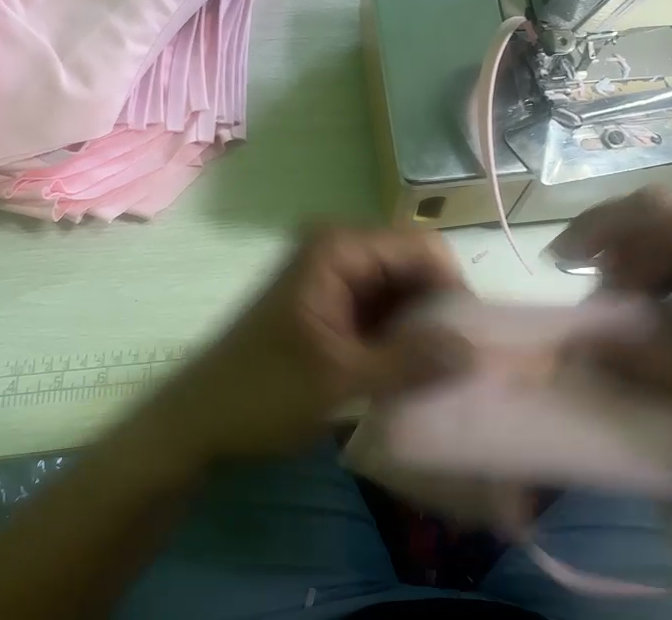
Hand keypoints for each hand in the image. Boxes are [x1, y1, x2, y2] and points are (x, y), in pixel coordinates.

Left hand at [142, 225, 468, 464]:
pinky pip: (381, 313)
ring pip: (401, 294)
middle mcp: (340, 250)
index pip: (423, 249)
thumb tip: (476, 350)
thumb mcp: (341, 380)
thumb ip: (410, 362)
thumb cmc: (261, 392)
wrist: (195, 422)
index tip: (474, 343)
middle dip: (441, 312)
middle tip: (467, 365)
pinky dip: (401, 341)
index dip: (454, 290)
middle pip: (415, 269)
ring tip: (447, 375)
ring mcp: (334, 279)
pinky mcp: (331, 308)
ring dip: (423, 331)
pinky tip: (416, 376)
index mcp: (340, 248)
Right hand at [551, 188, 671, 467]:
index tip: (561, 258)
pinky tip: (644, 301)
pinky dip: (654, 269)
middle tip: (579, 277)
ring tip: (613, 301)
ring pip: (667, 224)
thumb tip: (566, 346)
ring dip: (633, 258)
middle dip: (614, 243)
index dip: (603, 228)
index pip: (661, 214)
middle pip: (661, 210)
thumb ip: (634, 360)